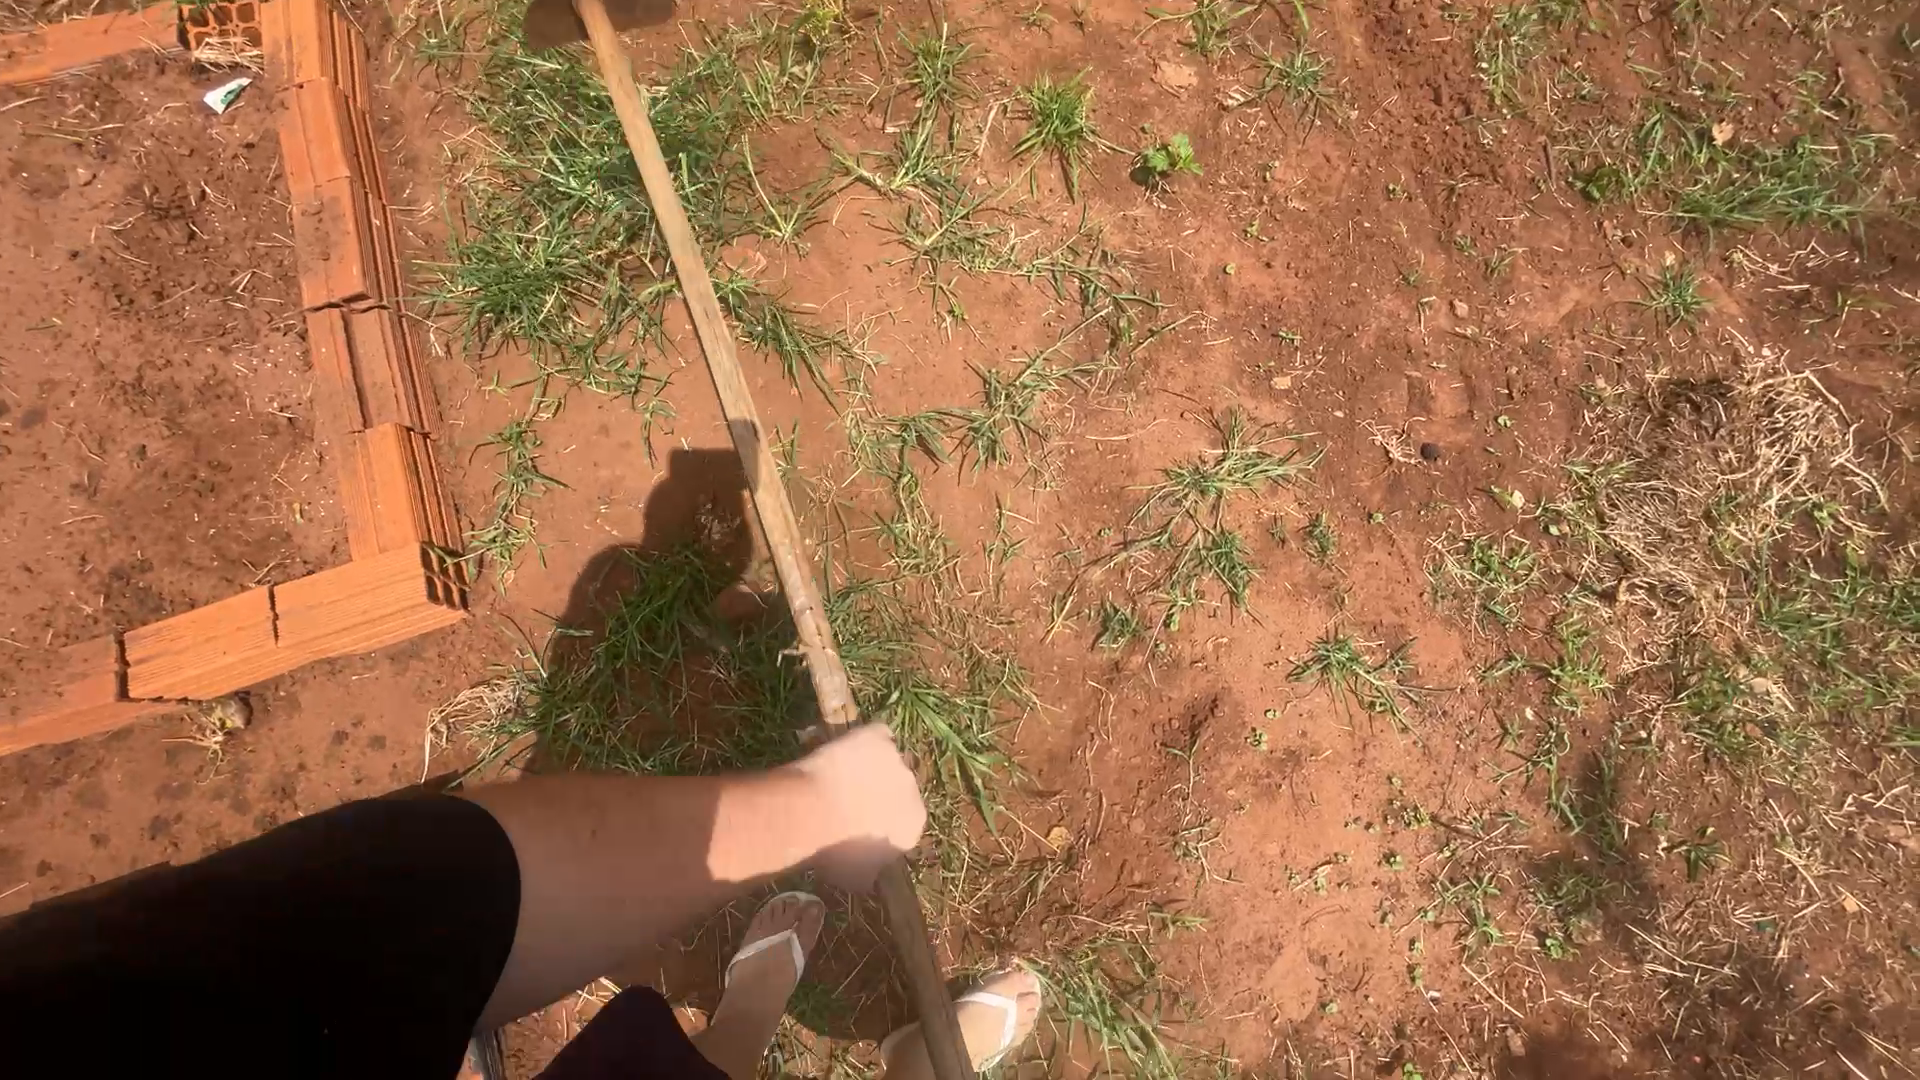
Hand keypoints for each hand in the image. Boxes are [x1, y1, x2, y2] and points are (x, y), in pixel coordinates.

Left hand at [789, 725, 926, 890]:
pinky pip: (878, 735)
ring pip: (889, 760)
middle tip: (850, 799)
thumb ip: (872, 873)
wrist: (810, 812)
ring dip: (873, 767)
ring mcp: (897, 759)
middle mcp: (913, 790)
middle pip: (900, 788)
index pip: (905, 822)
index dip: (884, 823)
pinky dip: (866, 740)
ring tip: (843, 774)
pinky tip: (847, 749)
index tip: (863, 825)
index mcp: (914, 825)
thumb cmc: (832, 852)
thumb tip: (869, 873)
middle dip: (882, 793)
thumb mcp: (855, 878)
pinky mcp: (879, 736)